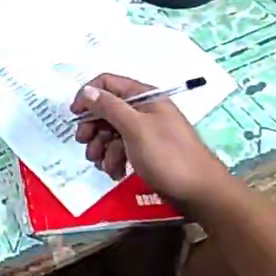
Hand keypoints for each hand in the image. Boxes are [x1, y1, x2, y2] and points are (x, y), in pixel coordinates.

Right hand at [72, 73, 236, 211]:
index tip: (75, 115)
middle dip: (93, 127)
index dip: (89, 96)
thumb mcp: (135, 129)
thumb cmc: (168, 156)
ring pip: (111, 132)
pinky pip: (121, 149)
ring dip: (102, 148)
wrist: (200, 192)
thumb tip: (87, 91)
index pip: (108, 83)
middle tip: (85, 144)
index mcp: (144, 97)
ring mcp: (145, 131)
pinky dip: (114, 160)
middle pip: (107, 109)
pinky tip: (116, 173)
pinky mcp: (146, 152)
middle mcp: (144, 110)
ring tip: (104, 166)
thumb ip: (110, 107)